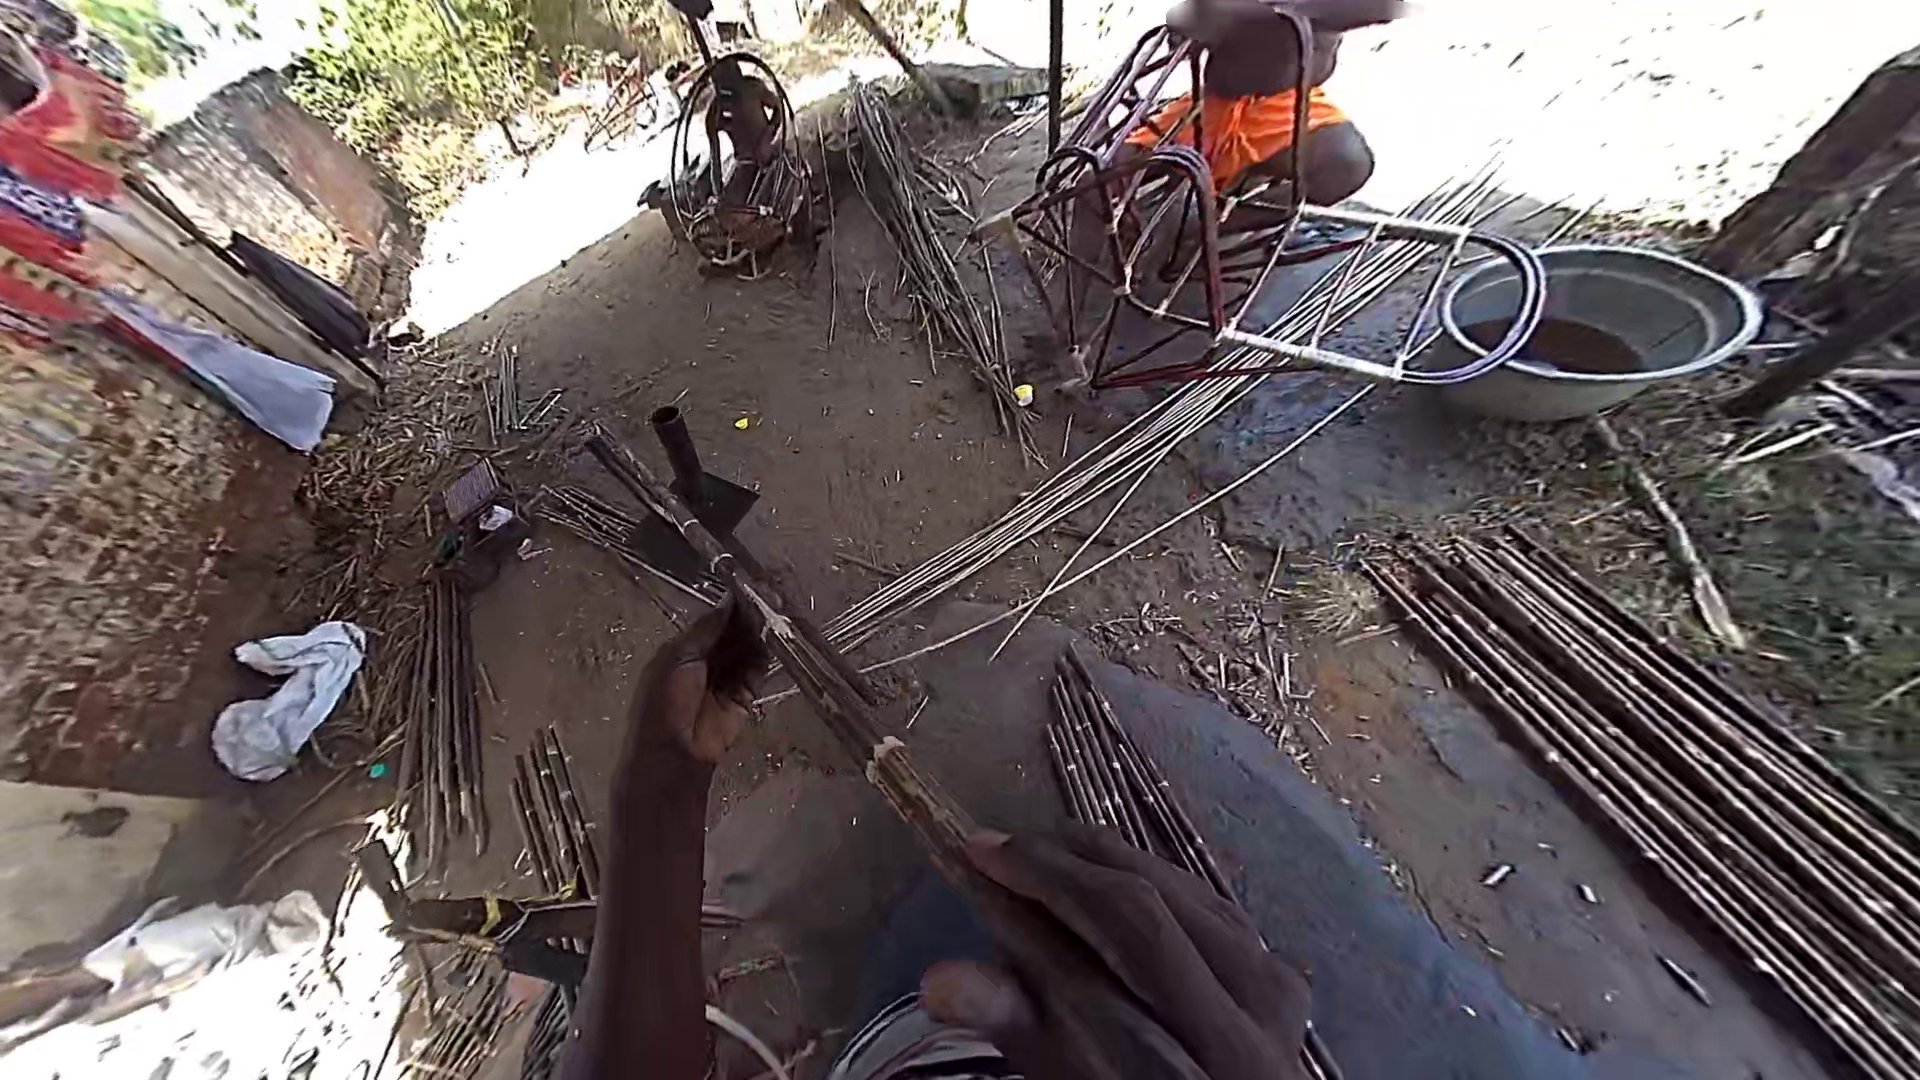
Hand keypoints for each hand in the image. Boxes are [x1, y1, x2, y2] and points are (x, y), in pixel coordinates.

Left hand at [631, 593, 767, 764]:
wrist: (677, 751)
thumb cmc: (668, 701)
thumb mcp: (680, 658)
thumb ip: (706, 630)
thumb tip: (728, 602)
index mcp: (686, 650)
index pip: (714, 622)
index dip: (732, 607)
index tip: (751, 589)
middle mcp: (709, 660)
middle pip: (734, 633)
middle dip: (750, 618)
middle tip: (772, 598)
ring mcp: (729, 677)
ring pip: (749, 648)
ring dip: (761, 633)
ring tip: (779, 614)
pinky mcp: (746, 693)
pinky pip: (758, 669)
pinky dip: (767, 655)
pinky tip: (777, 638)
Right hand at [922, 826, 1310, 1079]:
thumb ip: (1022, 1030)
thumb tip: (938, 979)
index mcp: (1210, 1058)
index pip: (1123, 930)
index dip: (1047, 878)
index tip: (980, 849)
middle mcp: (1255, 1009)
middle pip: (1145, 898)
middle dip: (1059, 859)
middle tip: (1002, 845)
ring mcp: (1273, 979)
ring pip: (1168, 879)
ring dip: (1093, 857)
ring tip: (1038, 853)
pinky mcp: (1273, 960)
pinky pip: (1192, 889)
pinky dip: (1133, 871)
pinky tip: (1095, 872)